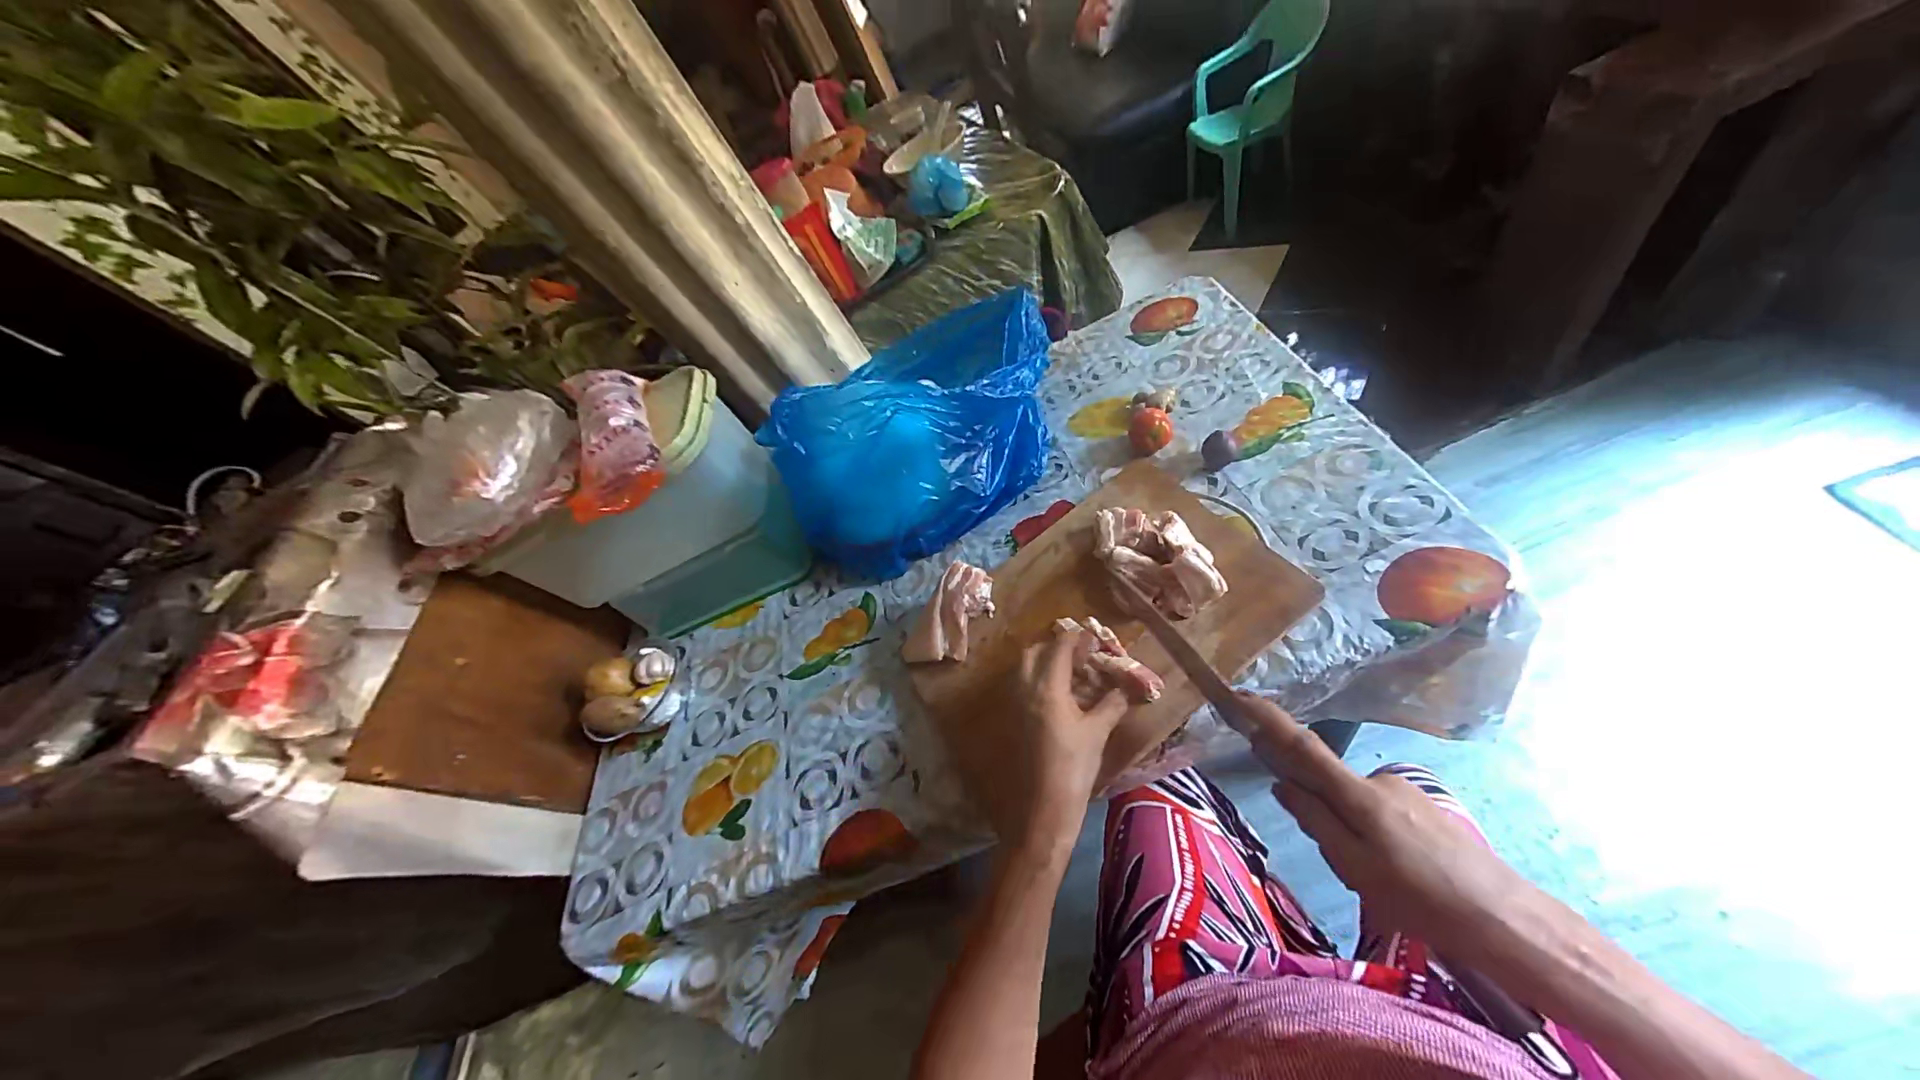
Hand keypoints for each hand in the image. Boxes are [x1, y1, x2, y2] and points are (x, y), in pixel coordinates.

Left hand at [995, 630, 1128, 848]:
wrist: (1043, 810)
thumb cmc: (1073, 769)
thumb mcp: (1098, 733)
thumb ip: (1112, 703)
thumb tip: (1129, 686)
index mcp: (1046, 688)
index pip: (1059, 647)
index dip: (1079, 639)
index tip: (1098, 641)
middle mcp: (1025, 690)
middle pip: (1036, 651)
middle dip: (1058, 646)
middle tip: (1085, 655)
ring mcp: (1016, 705)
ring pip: (1027, 669)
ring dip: (1048, 663)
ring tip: (1077, 674)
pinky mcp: (1015, 720)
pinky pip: (1025, 687)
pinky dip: (1042, 680)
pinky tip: (1065, 696)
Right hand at [1231, 692, 1548, 956]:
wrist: (1509, 921)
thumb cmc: (1422, 900)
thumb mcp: (1355, 869)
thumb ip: (1315, 822)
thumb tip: (1283, 785)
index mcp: (1358, 795)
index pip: (1302, 747)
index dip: (1269, 721)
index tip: (1241, 698)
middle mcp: (1379, 780)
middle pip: (1327, 781)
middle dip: (1318, 809)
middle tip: (1339, 861)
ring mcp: (1405, 790)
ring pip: (1354, 801)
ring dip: (1350, 828)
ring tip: (1378, 879)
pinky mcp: (1423, 805)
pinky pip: (1377, 810)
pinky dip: (1372, 832)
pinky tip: (1398, 873)